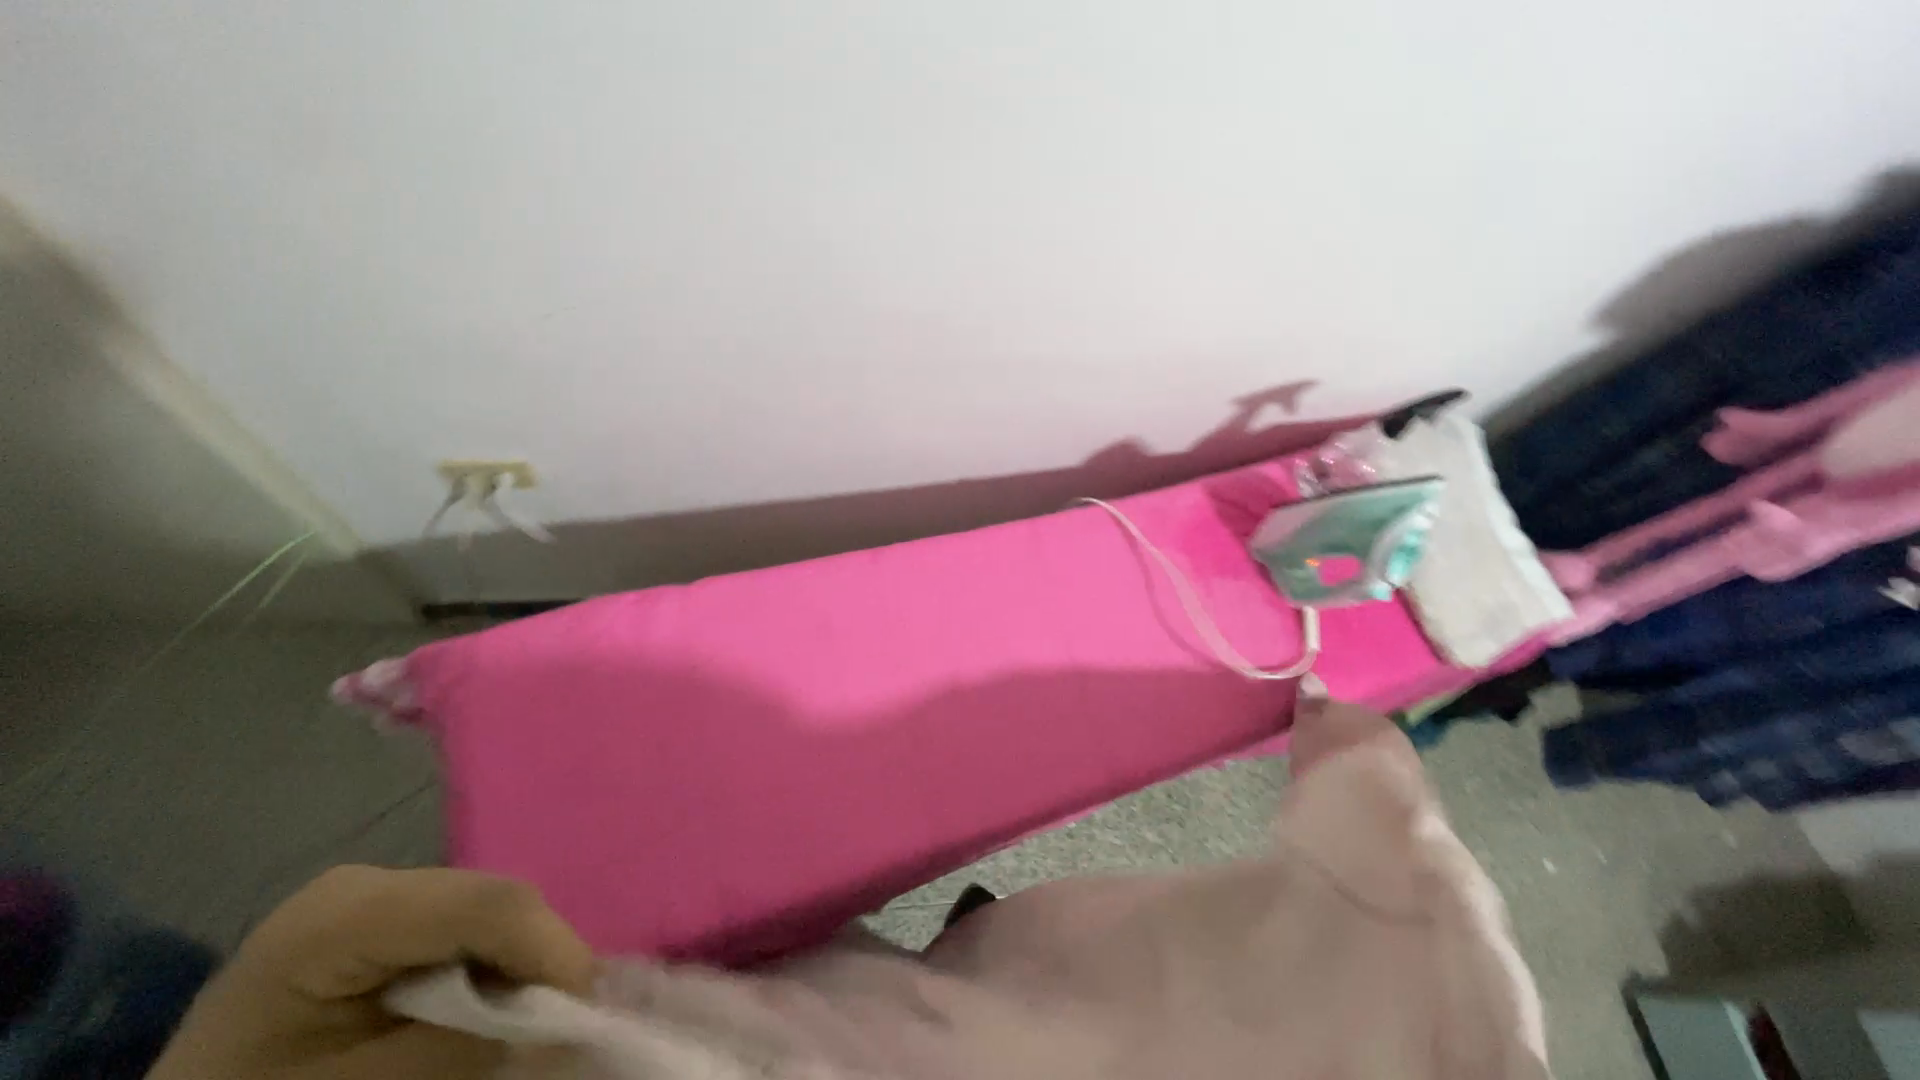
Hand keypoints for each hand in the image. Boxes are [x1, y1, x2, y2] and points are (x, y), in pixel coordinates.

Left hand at [148, 866, 594, 1078]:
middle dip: (540, 959)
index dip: (551, 950)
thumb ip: (464, 1050)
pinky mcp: (382, 914)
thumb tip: (570, 1029)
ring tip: (528, 1019)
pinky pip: (464, 925)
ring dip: (520, 963)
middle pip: (493, 900)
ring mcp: (373, 891)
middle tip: (565, 1024)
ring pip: (488, 908)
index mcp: (344, 914)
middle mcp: (367, 880)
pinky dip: (490, 965)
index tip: (590, 1011)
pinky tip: (485, 1004)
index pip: (484, 904)